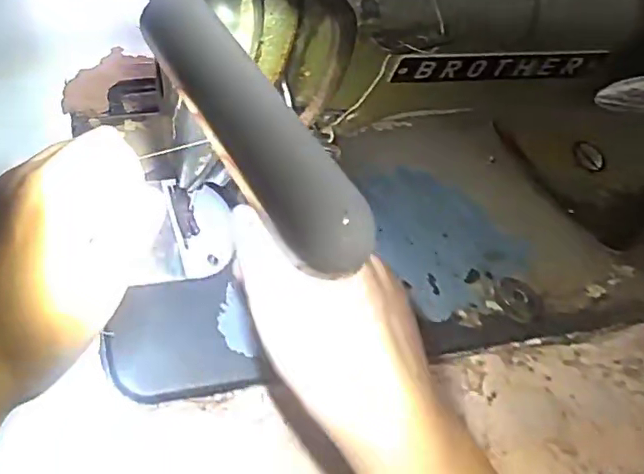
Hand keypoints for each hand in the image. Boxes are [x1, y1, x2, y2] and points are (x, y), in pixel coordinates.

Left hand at [0, 128, 161, 472]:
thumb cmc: (32, 333)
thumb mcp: (97, 291)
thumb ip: (129, 235)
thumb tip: (149, 198)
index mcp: (48, 186)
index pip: (105, 146)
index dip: (131, 175)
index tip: (135, 217)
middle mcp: (21, 174)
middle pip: (83, 149)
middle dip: (109, 180)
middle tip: (118, 233)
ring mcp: (1, 188)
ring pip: (61, 163)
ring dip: (86, 188)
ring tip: (93, 242)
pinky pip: (40, 179)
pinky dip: (63, 196)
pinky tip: (65, 245)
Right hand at [232, 206, 492, 472]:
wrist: (396, 429)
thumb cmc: (329, 364)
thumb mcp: (272, 303)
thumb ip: (256, 250)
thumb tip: (245, 213)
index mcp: (338, 240)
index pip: (286, 216)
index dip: (257, 233)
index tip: (245, 258)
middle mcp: (367, 254)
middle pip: (308, 241)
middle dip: (279, 261)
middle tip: (262, 294)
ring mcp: (387, 285)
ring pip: (330, 267)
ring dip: (306, 282)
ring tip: (293, 321)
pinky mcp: (398, 315)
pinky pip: (354, 292)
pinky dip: (334, 305)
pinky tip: (325, 337)